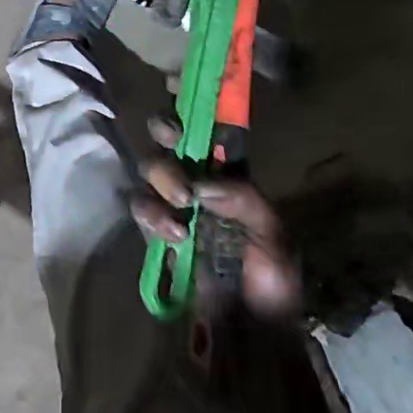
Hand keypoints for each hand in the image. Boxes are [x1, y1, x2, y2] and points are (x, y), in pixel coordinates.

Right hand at [130, 116, 299, 317]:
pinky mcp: (157, 231)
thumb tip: (203, 185)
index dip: (188, 101)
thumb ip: (244, 202)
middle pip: (168, 138)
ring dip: (163, 177)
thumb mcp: (271, 233)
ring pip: (151, 168)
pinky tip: (174, 233)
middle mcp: (197, 177)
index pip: (205, 125)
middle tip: (173, 141)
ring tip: (183, 204)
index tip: (174, 84)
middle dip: (166, 132)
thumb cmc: (270, 275)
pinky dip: (152, 215)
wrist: (252, 329)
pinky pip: (141, 208)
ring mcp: (174, 203)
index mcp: (227, 170)